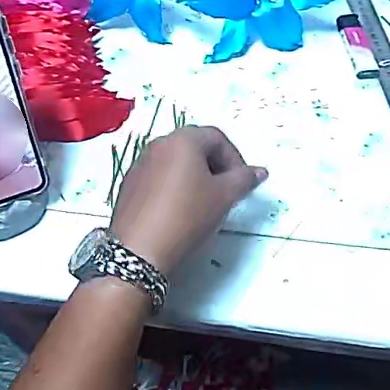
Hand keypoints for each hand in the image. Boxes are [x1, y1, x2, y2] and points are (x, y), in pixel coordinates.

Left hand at [109, 126, 266, 272]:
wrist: (139, 251)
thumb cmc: (188, 215)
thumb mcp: (224, 197)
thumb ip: (244, 179)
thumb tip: (260, 171)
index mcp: (183, 140)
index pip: (217, 138)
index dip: (235, 158)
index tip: (242, 183)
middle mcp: (159, 144)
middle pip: (195, 146)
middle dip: (216, 165)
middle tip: (226, 191)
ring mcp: (140, 164)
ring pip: (176, 162)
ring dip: (195, 176)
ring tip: (204, 202)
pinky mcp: (129, 185)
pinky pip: (159, 176)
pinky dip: (175, 186)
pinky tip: (179, 211)